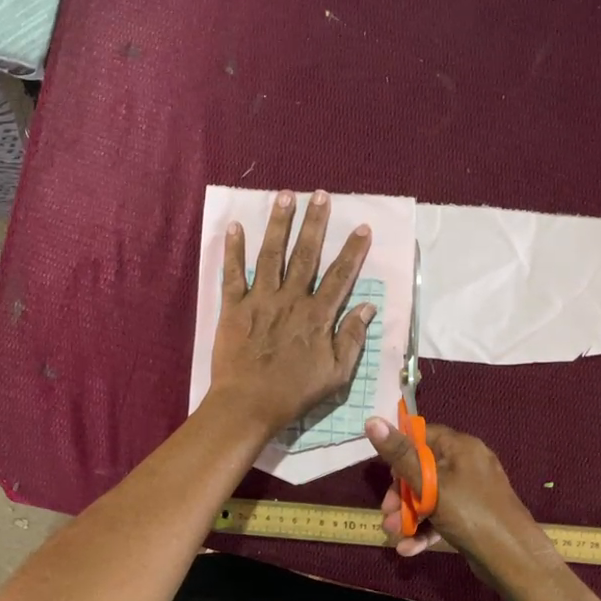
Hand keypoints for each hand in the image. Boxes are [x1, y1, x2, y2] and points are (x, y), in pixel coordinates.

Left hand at [208, 190, 374, 434]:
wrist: (247, 404)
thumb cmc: (294, 394)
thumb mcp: (336, 375)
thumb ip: (351, 339)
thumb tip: (367, 308)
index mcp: (317, 316)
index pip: (339, 276)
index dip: (352, 251)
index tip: (362, 227)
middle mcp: (290, 300)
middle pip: (306, 255)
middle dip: (315, 223)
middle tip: (321, 195)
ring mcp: (260, 300)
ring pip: (271, 254)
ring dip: (279, 224)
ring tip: (285, 196)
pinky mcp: (233, 307)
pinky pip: (233, 273)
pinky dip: (233, 250)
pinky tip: (235, 227)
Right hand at [367, 417, 556, 576]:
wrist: (513, 560)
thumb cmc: (470, 512)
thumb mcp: (429, 483)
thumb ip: (399, 455)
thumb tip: (372, 421)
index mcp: (460, 447)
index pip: (422, 436)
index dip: (400, 452)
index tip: (385, 474)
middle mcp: (467, 464)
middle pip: (421, 469)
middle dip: (400, 495)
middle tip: (386, 514)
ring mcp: (470, 492)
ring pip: (429, 496)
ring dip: (408, 515)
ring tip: (395, 534)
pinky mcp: (471, 516)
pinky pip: (441, 516)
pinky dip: (424, 529)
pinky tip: (408, 548)